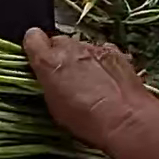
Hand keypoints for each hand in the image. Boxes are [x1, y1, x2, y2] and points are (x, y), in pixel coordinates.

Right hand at [21, 28, 158, 153]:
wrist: (125, 120)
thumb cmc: (86, 120)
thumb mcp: (54, 108)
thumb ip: (47, 84)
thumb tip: (48, 78)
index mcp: (48, 61)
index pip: (32, 38)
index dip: (35, 48)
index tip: (38, 60)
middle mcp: (70, 48)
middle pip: (58, 43)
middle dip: (59, 57)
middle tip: (65, 79)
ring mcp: (94, 48)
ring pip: (80, 48)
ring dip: (80, 60)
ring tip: (88, 84)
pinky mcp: (114, 52)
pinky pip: (100, 53)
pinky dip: (100, 63)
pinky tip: (105, 81)